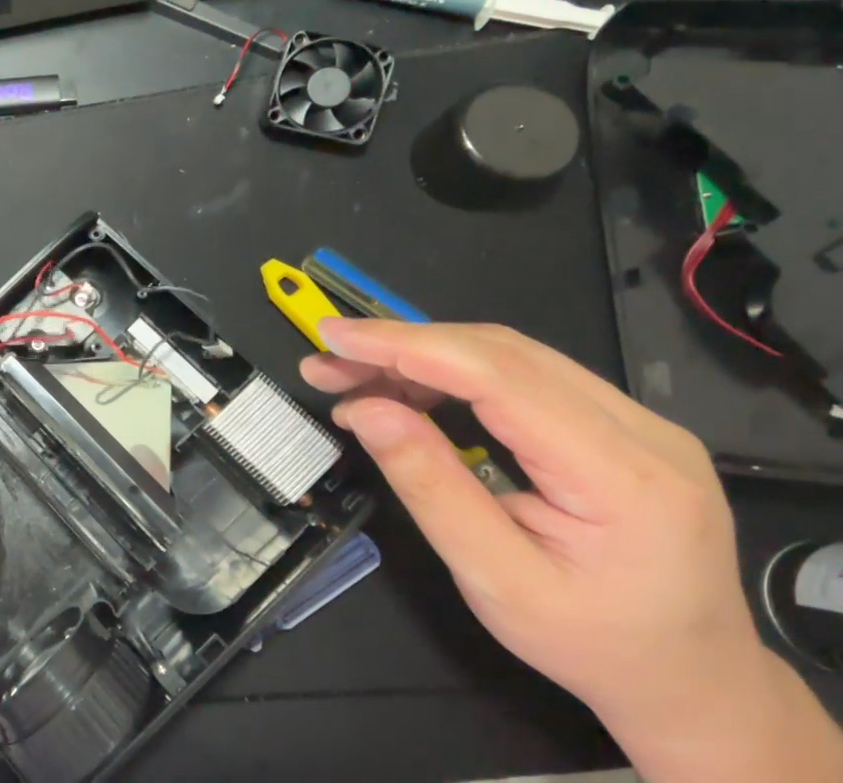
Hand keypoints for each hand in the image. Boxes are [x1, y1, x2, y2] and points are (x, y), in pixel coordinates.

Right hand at [302, 319, 842, 782]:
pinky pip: (526, 376)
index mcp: (621, 475)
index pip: (500, 377)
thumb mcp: (495, 578)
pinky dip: (454, 374)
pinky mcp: (621, 426)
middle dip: (402, 347)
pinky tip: (410, 393)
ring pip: (512, 356)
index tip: (333, 337)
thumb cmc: (589, 641)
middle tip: (324, 364)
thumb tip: (365, 410)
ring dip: (423, 357)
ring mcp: (639, 422)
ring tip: (353, 380)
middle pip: (503, 353)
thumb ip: (431, 486)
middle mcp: (643, 430)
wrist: (691, 678)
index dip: (409, 347)